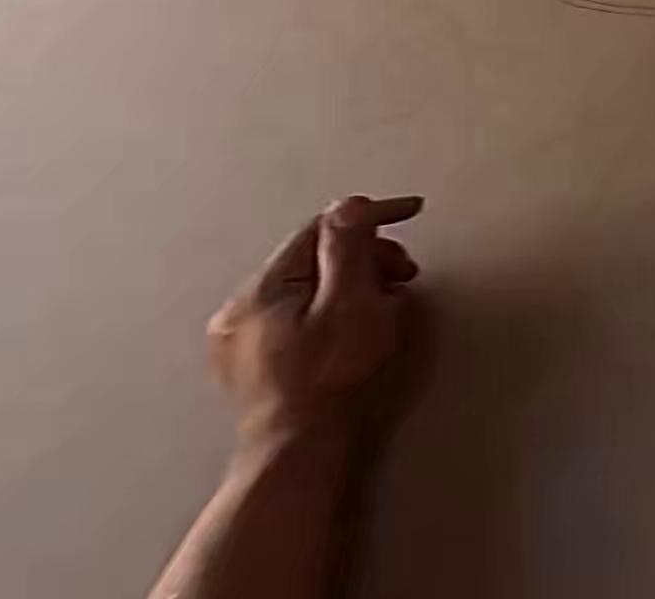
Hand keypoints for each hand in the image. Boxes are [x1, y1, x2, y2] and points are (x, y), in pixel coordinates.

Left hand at [206, 195, 423, 446]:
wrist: (298, 448)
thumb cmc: (331, 376)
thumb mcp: (351, 302)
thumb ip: (349, 249)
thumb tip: (351, 205)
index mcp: (266, 288)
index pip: (323, 227)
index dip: (372, 215)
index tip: (411, 211)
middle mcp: (244, 307)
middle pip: (317, 256)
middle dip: (369, 256)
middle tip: (404, 275)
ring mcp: (243, 337)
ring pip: (311, 284)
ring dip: (357, 281)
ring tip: (386, 304)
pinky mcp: (253, 360)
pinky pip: (302, 310)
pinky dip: (337, 304)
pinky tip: (357, 325)